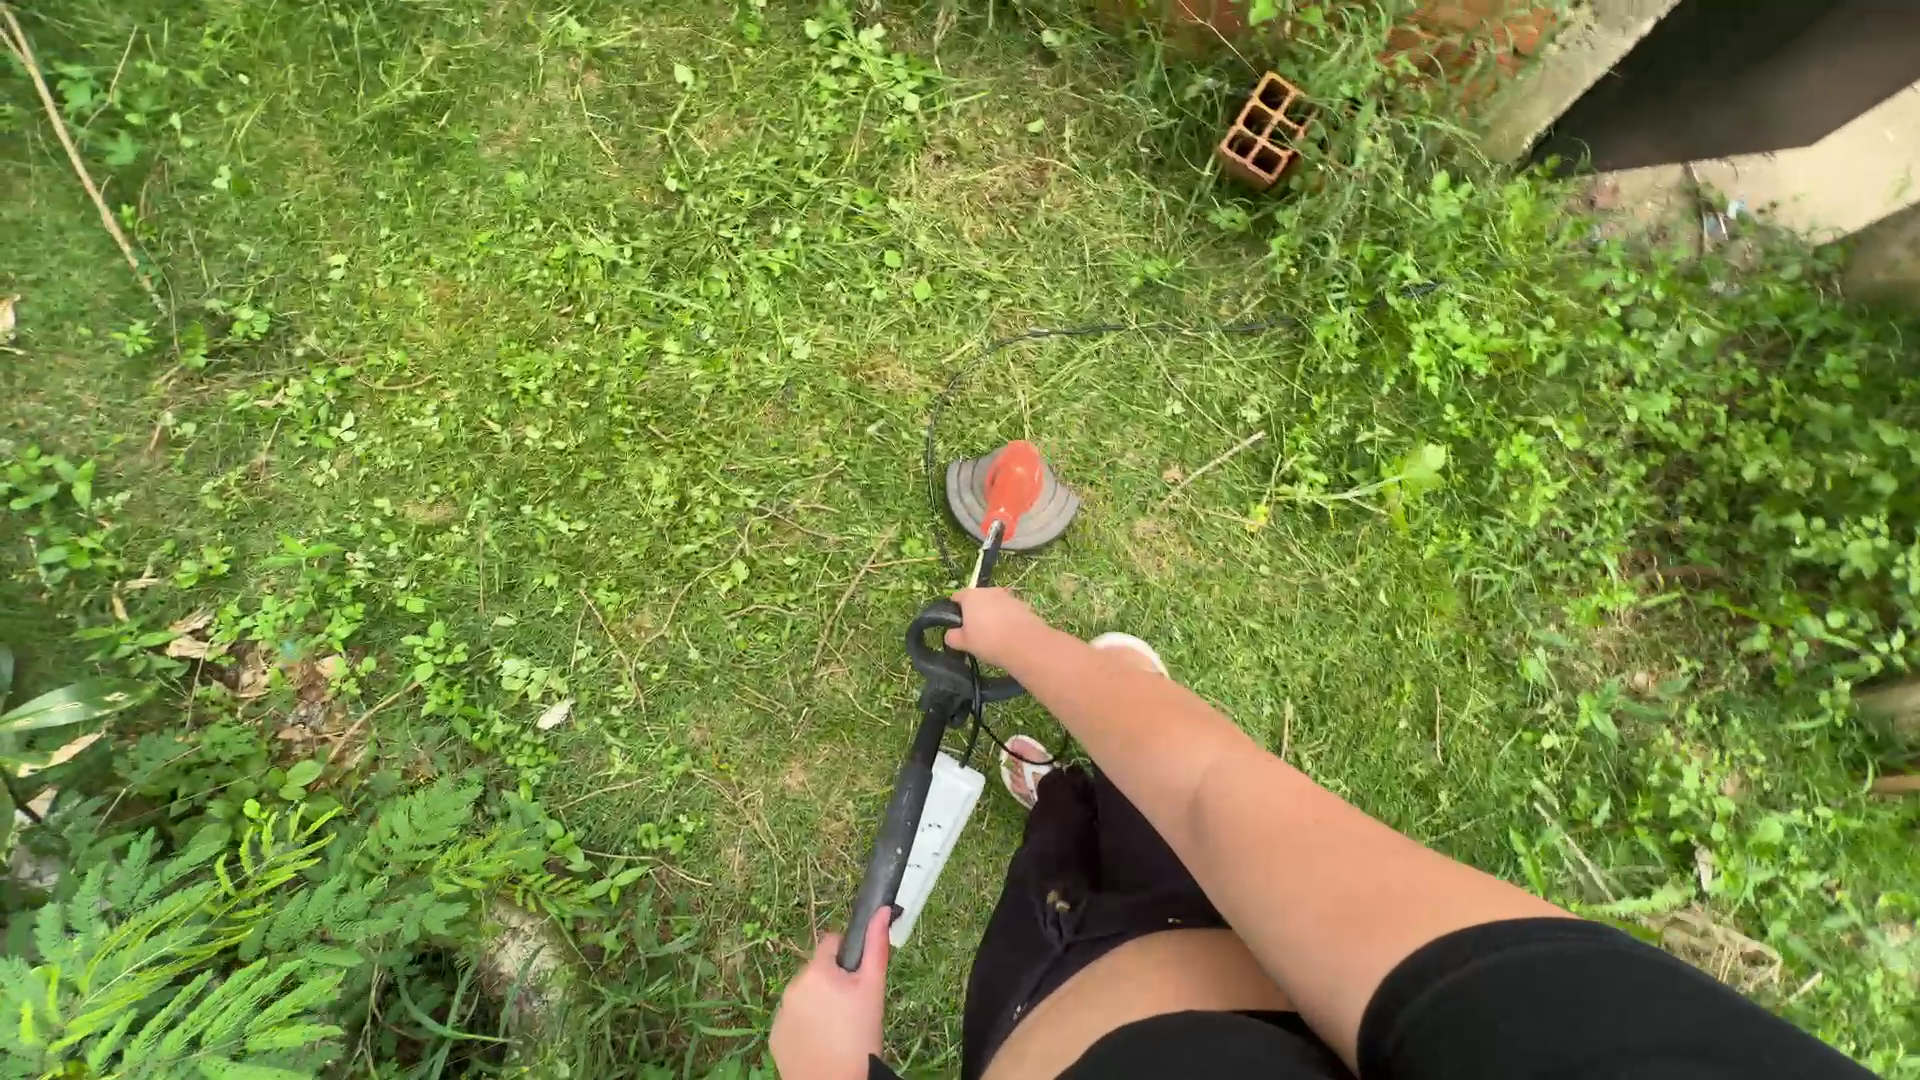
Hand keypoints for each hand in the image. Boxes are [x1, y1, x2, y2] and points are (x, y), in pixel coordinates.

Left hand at [770, 909, 890, 1079]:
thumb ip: (876, 946)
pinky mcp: (775, 1035)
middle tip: (850, 1008)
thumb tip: (882, 910)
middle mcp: (792, 985)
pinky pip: (793, 1017)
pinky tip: (821, 1041)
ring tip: (837, 1027)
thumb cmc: (860, 1035)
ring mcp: (781, 1012)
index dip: (847, 959)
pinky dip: (805, 1023)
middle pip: (818, 970)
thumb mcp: (873, 988)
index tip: (856, 981)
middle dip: (833, 982)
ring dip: (818, 1002)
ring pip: (805, 994)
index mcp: (817, 969)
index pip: (832, 943)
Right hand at [946, 588, 1050, 671]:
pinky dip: (1007, 619)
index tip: (956, 624)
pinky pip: (1009, 611)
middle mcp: (989, 591)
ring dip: (992, 615)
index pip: (957, 596)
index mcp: (971, 596)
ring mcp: (1008, 596)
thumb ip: (953, 636)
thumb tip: (950, 634)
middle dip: (975, 612)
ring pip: (995, 604)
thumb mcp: (964, 643)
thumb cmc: (987, 641)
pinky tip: (1009, 635)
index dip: (954, 609)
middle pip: (977, 599)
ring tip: (994, 636)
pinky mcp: (1023, 605)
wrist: (1024, 644)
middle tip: (974, 632)